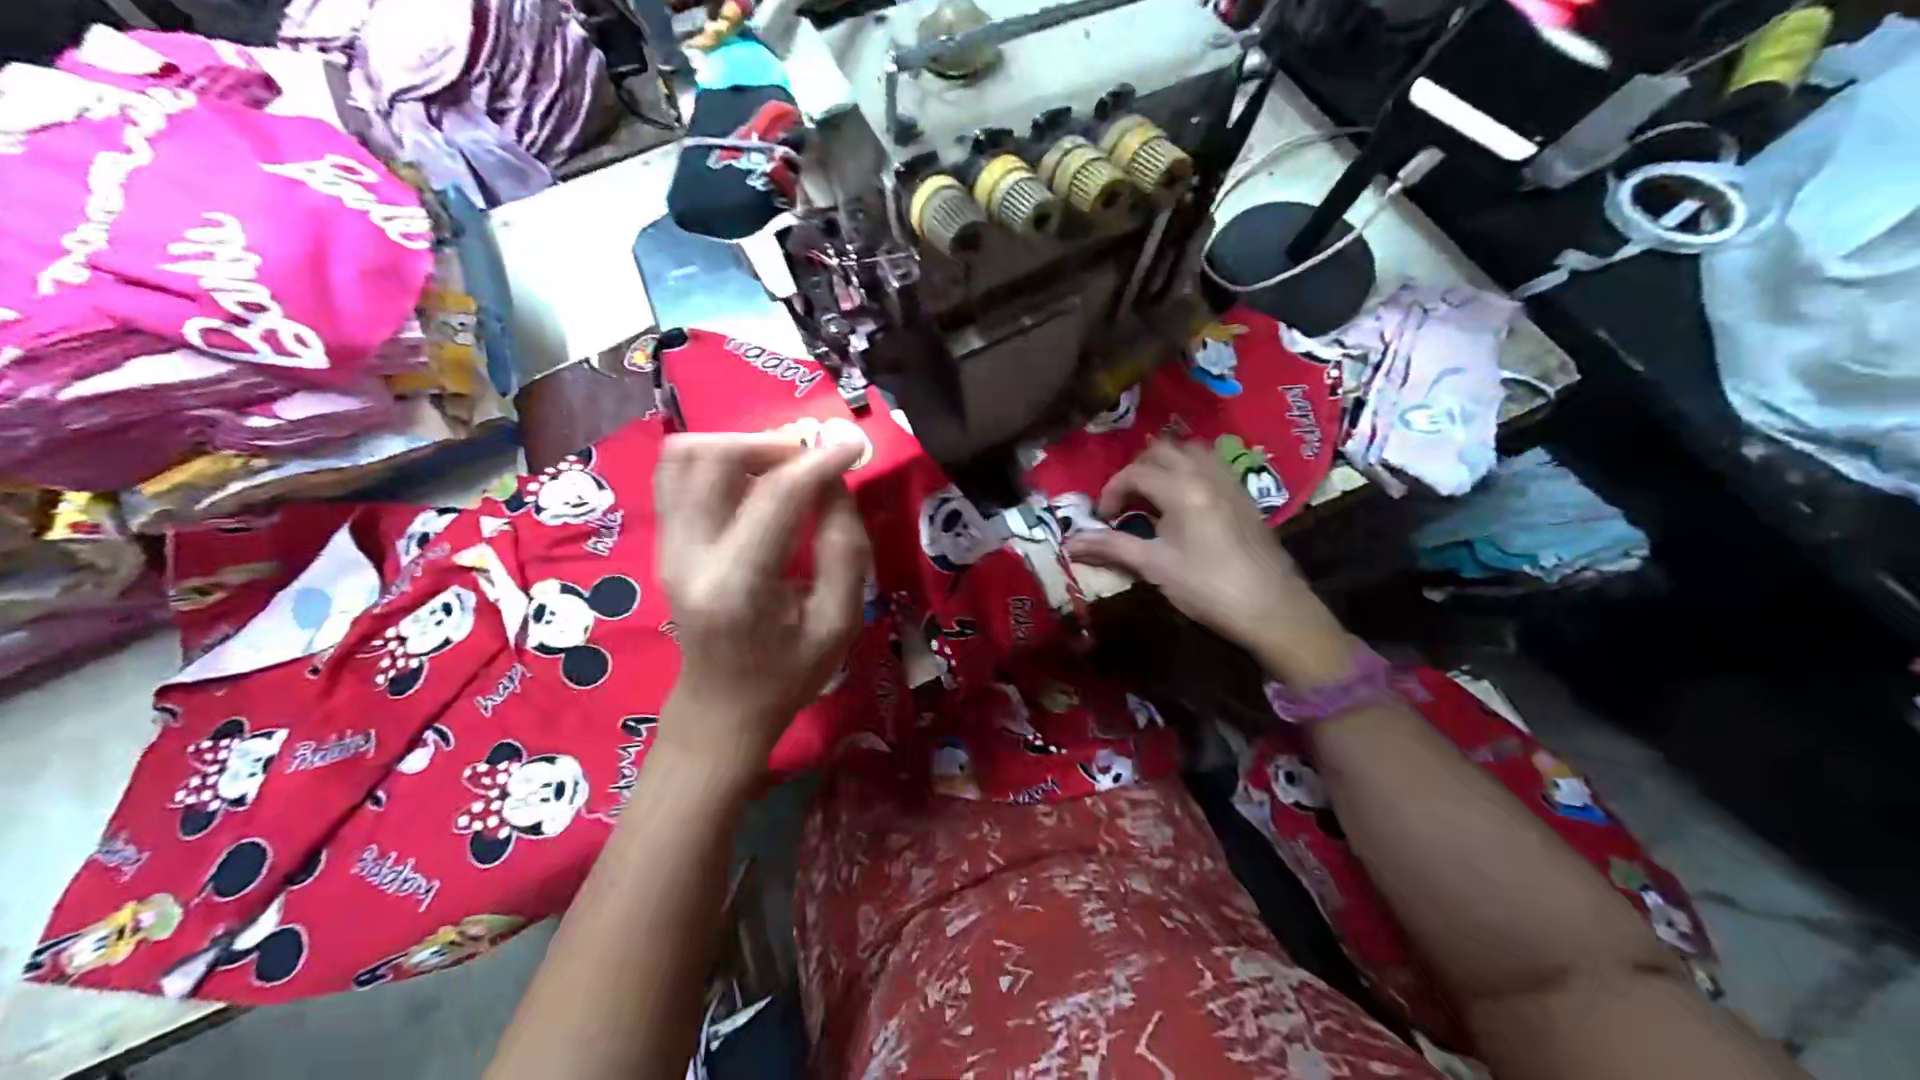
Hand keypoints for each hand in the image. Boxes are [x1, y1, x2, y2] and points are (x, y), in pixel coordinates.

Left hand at [653, 434, 870, 776]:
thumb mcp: (839, 622)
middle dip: (770, 444)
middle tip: (810, 459)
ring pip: (684, 456)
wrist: (722, 706)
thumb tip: (834, 482)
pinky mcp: (663, 542)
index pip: (776, 496)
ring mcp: (667, 547)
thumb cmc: (788, 673)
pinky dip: (713, 459)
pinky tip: (749, 479)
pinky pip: (674, 474)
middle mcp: (689, 557)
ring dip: (738, 445)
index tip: (852, 446)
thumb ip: (844, 548)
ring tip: (779, 465)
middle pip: (713, 458)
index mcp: (738, 585)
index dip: (819, 461)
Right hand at [1065, 438, 1356, 686]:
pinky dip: (1189, 471)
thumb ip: (1111, 547)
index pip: (1134, 472)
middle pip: (1162, 451)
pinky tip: (1184, 502)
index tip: (1104, 520)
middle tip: (1126, 503)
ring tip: (1153, 496)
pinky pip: (1211, 464)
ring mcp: (1229, 481)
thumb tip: (1070, 543)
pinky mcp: (1243, 494)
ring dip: (1165, 465)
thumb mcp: (1154, 566)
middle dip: (1136, 471)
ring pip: (1190, 451)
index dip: (1111, 492)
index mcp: (1181, 489)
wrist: (1272, 607)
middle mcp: (1206, 474)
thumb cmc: (1207, 588)